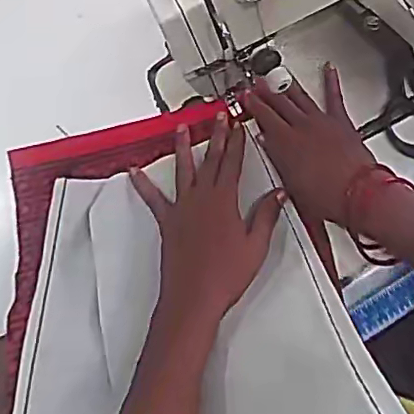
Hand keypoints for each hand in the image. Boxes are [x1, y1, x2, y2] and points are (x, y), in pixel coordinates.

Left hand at [130, 114, 286, 331]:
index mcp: (224, 200)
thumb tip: (279, 193)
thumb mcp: (255, 245)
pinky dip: (143, 184)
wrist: (194, 297)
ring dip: (183, 147)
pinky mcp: (167, 221)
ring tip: (182, 128)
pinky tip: (134, 172)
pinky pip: (153, 198)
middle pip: (210, 159)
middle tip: (218, 116)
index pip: (233, 163)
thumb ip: (266, 215)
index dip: (237, 143)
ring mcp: (182, 207)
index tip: (239, 126)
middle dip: (216, 135)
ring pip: (183, 169)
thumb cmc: (226, 274)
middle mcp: (202, 197)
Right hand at [240, 64, 375, 226]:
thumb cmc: (328, 198)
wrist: (360, 195)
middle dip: (265, 93)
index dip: (253, 105)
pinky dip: (331, 81)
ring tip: (278, 77)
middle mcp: (302, 127)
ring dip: (286, 87)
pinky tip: (328, 69)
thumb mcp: (292, 185)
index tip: (246, 96)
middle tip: (256, 83)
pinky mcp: (341, 121)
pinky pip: (334, 97)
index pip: (264, 117)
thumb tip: (270, 147)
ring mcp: (321, 121)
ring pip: (299, 98)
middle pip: (278, 104)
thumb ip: (278, 160)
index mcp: (285, 142)